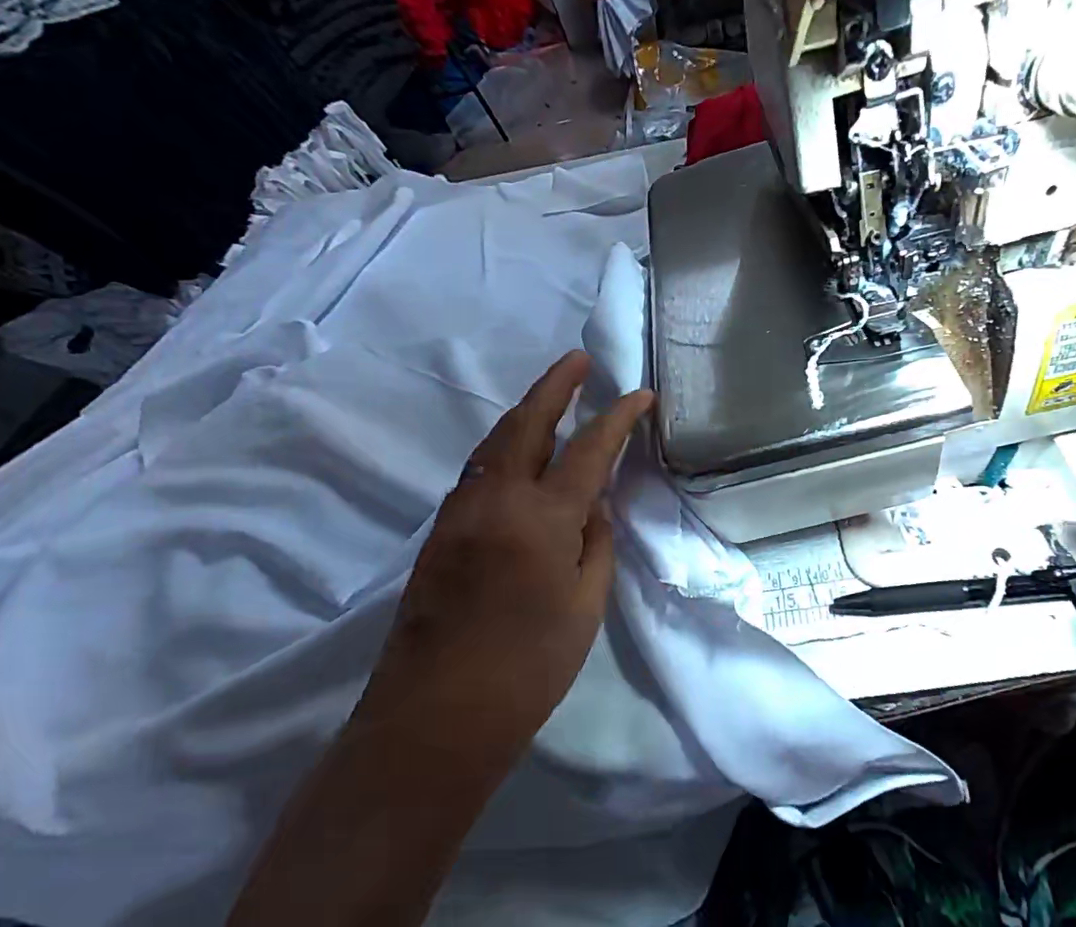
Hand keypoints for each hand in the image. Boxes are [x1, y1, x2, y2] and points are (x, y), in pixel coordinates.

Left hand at [355, 351, 653, 762]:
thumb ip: (594, 545)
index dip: (618, 418)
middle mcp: (497, 498)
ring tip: (552, 397)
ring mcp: (460, 510)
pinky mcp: (440, 529)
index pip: (589, 449)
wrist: (436, 714)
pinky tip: (519, 454)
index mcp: (542, 517)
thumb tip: (594, 505)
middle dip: (555, 385)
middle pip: (528, 422)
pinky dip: (504, 448)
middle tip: (577, 360)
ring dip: (526, 413)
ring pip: (496, 442)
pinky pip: (479, 471)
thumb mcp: (584, 609)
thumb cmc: (526, 669)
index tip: (639, 394)